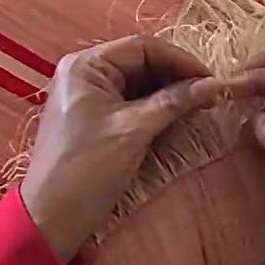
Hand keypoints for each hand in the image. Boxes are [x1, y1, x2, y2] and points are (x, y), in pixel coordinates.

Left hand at [21, 36, 232, 260]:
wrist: (51, 216)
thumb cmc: (88, 167)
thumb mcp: (134, 130)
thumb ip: (173, 102)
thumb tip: (214, 85)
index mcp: (86, 65)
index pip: (141, 47)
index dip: (180, 60)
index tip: (212, 80)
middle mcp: (84, 72)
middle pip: (140, 62)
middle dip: (175, 77)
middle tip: (210, 97)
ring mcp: (86, 95)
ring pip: (137, 83)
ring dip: (167, 93)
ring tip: (198, 108)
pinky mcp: (92, 117)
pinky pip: (129, 102)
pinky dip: (153, 108)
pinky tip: (176, 118)